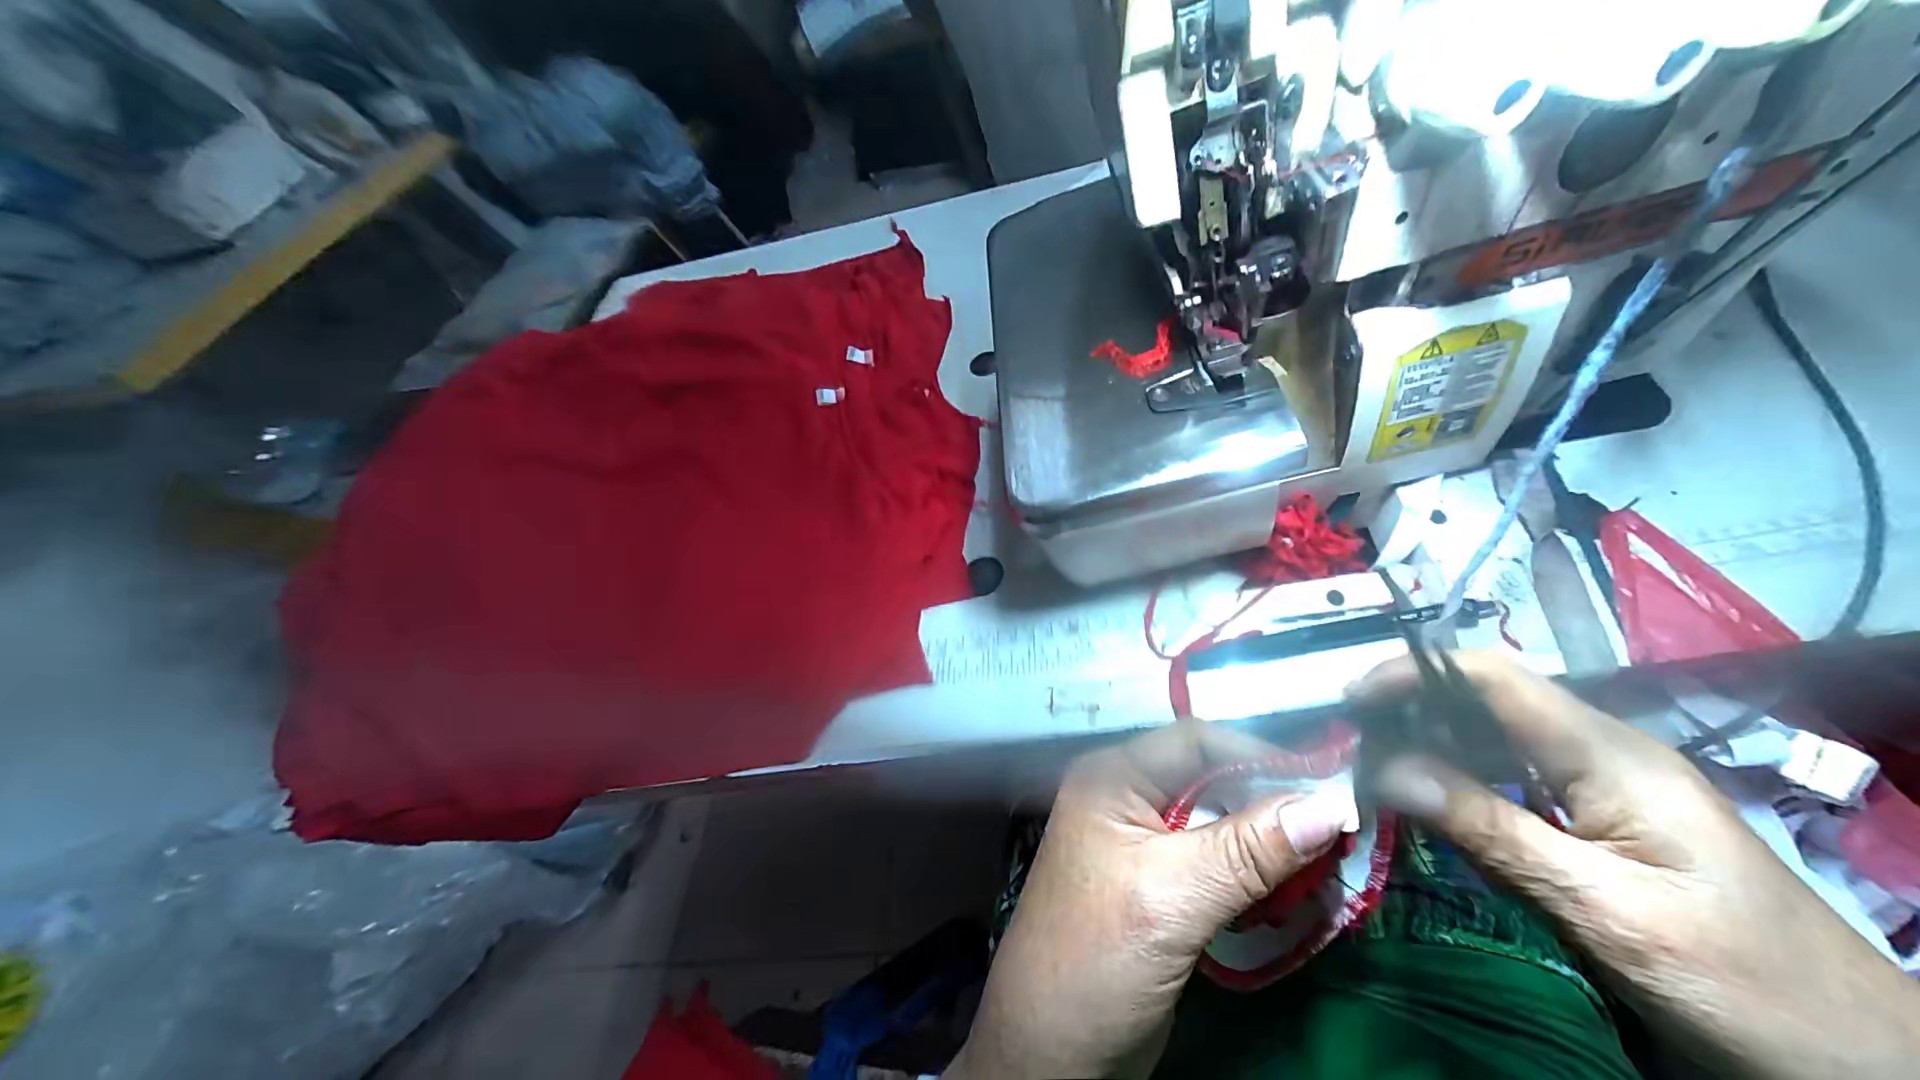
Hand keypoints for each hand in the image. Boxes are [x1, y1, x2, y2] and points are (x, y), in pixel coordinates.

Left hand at [946, 722, 1354, 1079]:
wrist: (1051, 1051)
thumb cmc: (1097, 958)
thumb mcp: (1172, 897)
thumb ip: (1248, 850)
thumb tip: (1331, 805)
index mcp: (1112, 778)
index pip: (1196, 742)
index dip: (1262, 756)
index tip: (1332, 783)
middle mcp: (1125, 798)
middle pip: (1212, 779)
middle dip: (1273, 802)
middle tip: (1342, 828)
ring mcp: (1142, 843)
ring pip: (1220, 823)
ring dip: (1271, 843)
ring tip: (1330, 861)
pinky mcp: (1160, 886)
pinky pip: (1218, 864)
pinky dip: (1257, 875)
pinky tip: (1296, 892)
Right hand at [1353, 652, 1919, 1079]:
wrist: (1866, 1064)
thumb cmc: (1745, 986)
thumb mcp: (1606, 912)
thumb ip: (1492, 831)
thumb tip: (1387, 768)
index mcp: (1613, 757)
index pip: (1495, 678)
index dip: (1414, 672)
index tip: (1350, 699)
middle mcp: (1604, 752)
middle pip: (1485, 699)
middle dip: (1409, 707)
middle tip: (1346, 742)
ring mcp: (1603, 784)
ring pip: (1492, 737)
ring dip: (1425, 743)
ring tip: (1368, 767)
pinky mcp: (1597, 818)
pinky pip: (1508, 777)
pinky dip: (1454, 780)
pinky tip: (1425, 800)